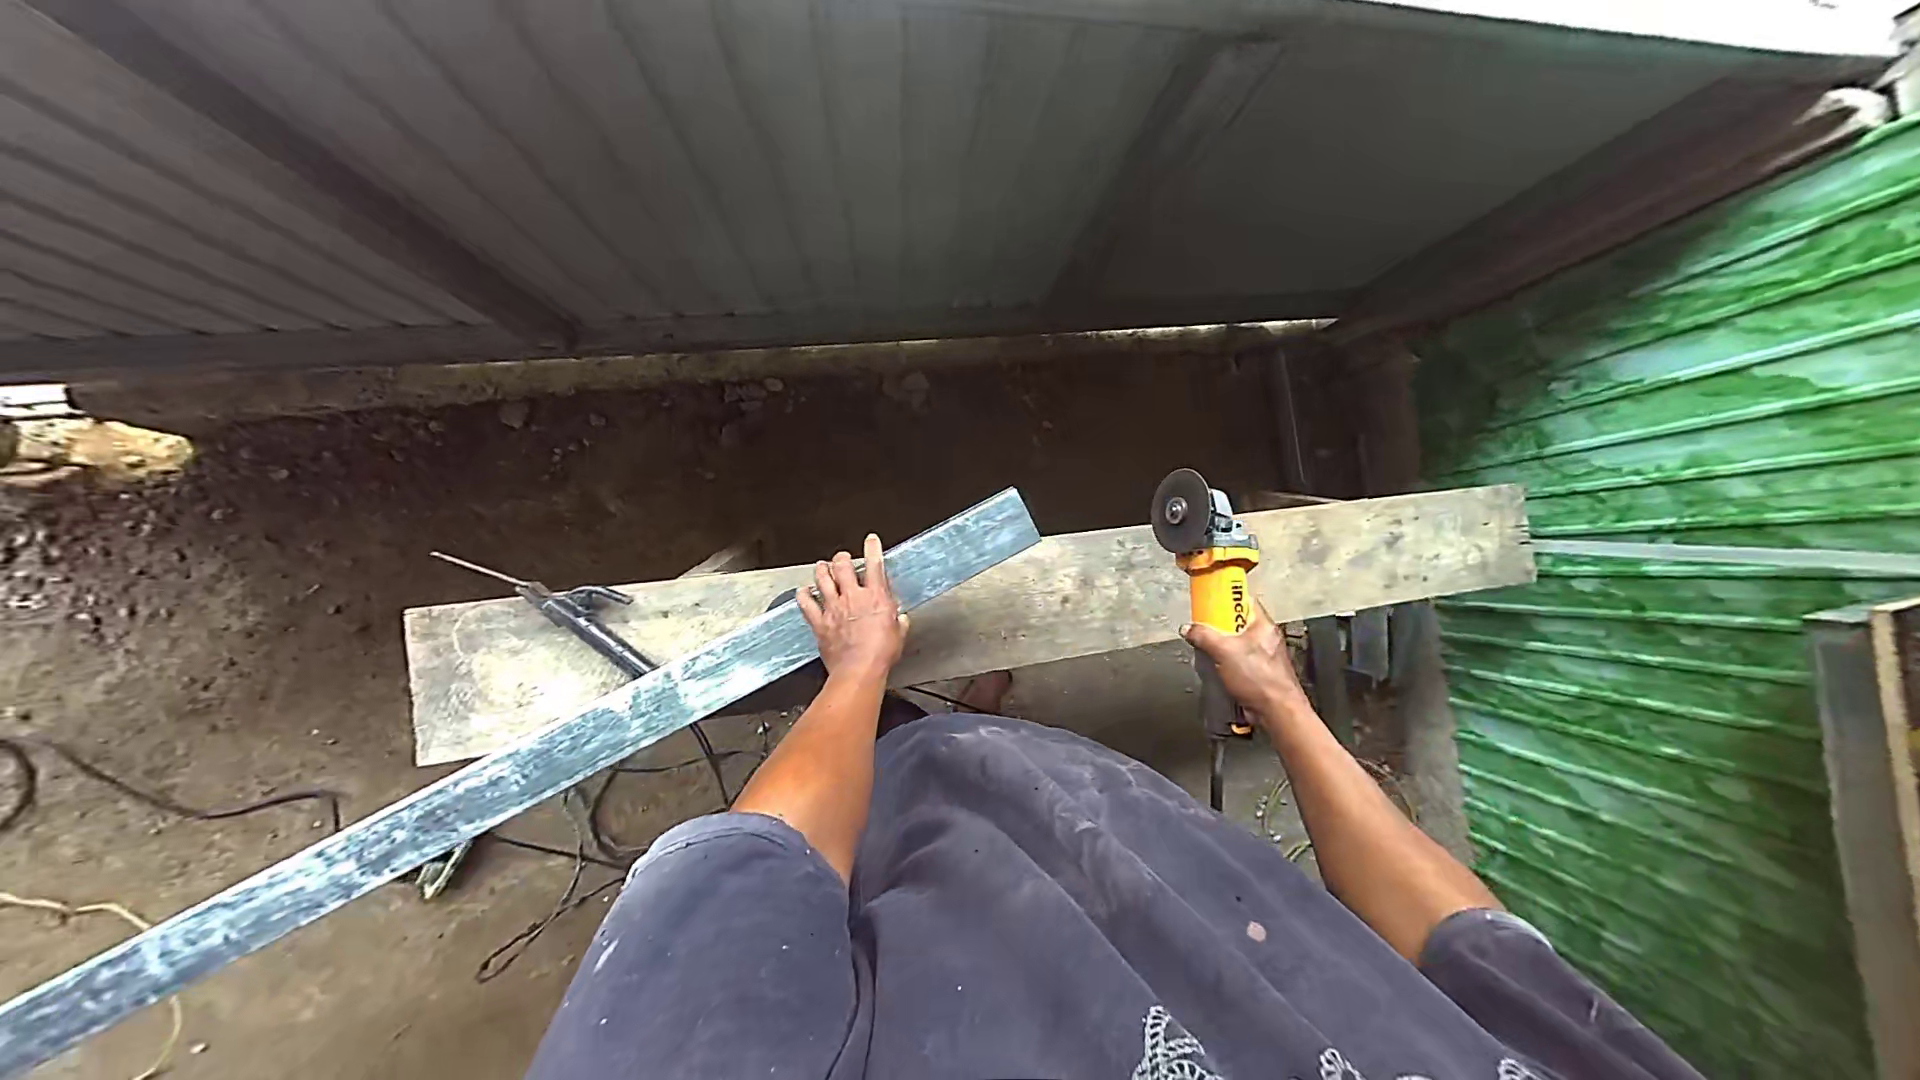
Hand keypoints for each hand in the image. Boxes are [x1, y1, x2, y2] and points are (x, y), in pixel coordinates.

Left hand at [797, 533, 908, 681]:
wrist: (859, 670)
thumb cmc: (880, 654)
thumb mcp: (899, 633)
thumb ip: (898, 621)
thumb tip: (900, 618)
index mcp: (876, 597)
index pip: (874, 564)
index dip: (872, 548)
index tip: (871, 540)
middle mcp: (852, 597)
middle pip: (842, 566)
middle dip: (842, 558)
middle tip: (842, 557)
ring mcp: (833, 608)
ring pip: (822, 579)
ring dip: (822, 570)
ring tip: (822, 566)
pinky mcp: (820, 622)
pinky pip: (806, 604)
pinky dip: (803, 595)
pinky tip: (802, 592)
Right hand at [1181, 602, 1309, 725]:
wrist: (1275, 711)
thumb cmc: (1262, 680)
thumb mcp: (1224, 651)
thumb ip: (1203, 636)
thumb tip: (1189, 628)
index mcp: (1262, 625)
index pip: (1244, 600)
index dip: (1226, 599)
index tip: (1210, 601)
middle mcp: (1264, 638)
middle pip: (1235, 622)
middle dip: (1217, 628)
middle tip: (1205, 631)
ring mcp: (1261, 655)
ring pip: (1234, 643)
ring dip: (1219, 648)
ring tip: (1210, 654)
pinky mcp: (1256, 672)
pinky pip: (1235, 660)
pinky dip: (1224, 663)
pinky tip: (1217, 670)